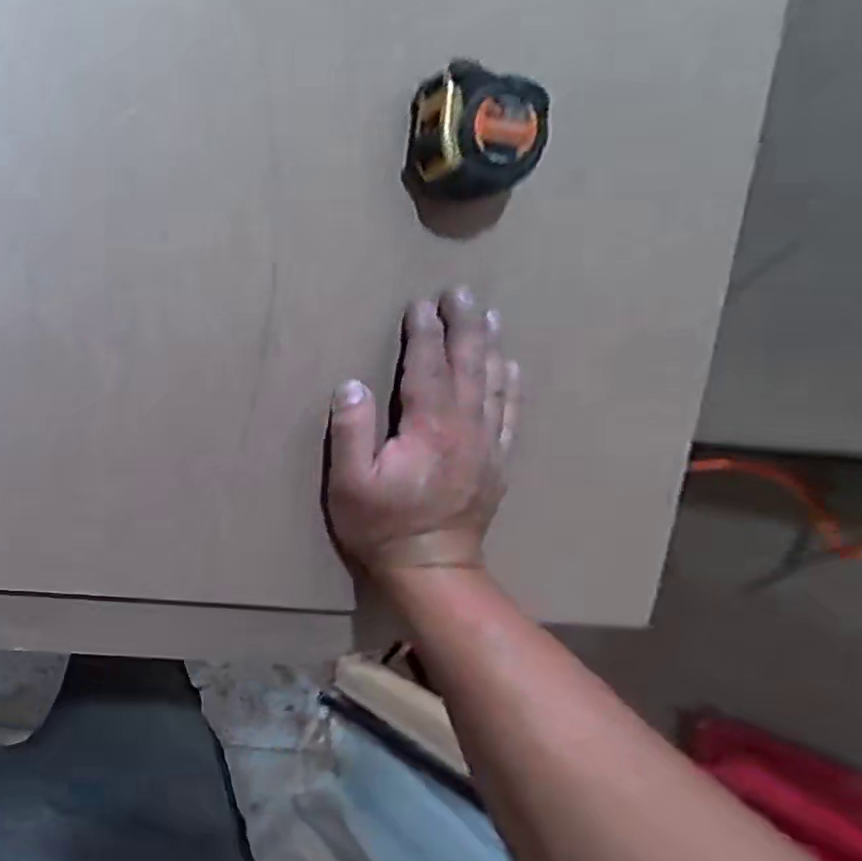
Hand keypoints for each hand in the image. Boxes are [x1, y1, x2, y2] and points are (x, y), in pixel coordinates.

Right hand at [326, 286, 520, 576]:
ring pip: (495, 383)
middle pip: (468, 366)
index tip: (420, 304)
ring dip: (490, 346)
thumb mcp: (349, 483)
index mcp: (428, 428)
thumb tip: (352, 385)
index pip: (427, 369)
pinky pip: (510, 413)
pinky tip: (511, 365)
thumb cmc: (381, 526)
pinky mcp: (497, 463)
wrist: (431, 568)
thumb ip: (351, 431)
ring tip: (488, 316)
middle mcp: (465, 428)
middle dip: (463, 326)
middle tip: (462, 292)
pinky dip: (512, 384)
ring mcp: (487, 445)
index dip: (423, 334)